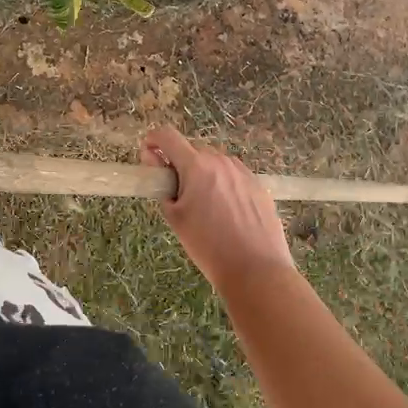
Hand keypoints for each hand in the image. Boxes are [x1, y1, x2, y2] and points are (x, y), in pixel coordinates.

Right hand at [141, 127, 293, 287]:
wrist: (257, 271)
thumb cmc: (209, 246)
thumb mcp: (175, 217)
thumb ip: (162, 184)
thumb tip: (155, 162)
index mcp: (196, 166)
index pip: (167, 135)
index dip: (153, 140)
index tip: (149, 155)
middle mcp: (220, 161)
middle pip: (192, 151)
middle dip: (180, 164)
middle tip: (178, 193)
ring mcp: (242, 172)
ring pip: (214, 162)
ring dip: (203, 173)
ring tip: (206, 205)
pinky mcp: (259, 185)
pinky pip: (233, 175)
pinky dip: (224, 183)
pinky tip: (228, 211)